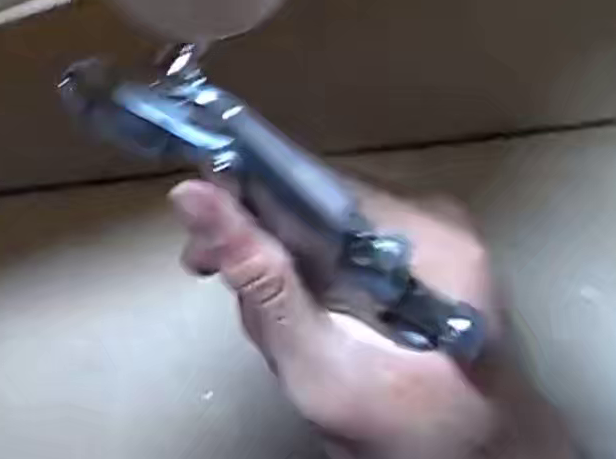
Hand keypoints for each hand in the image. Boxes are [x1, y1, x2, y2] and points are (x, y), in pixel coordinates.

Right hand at [169, 180, 572, 458]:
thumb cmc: (415, 440)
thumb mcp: (321, 372)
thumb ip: (258, 280)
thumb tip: (187, 190)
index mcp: (426, 236)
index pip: (301, 182)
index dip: (237, 203)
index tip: (200, 248)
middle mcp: (428, 213)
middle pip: (301, 198)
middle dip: (252, 244)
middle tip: (216, 282)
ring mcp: (424, 226)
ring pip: (308, 214)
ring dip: (270, 258)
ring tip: (265, 316)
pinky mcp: (414, 242)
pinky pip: (328, 231)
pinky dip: (296, 264)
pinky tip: (289, 305)